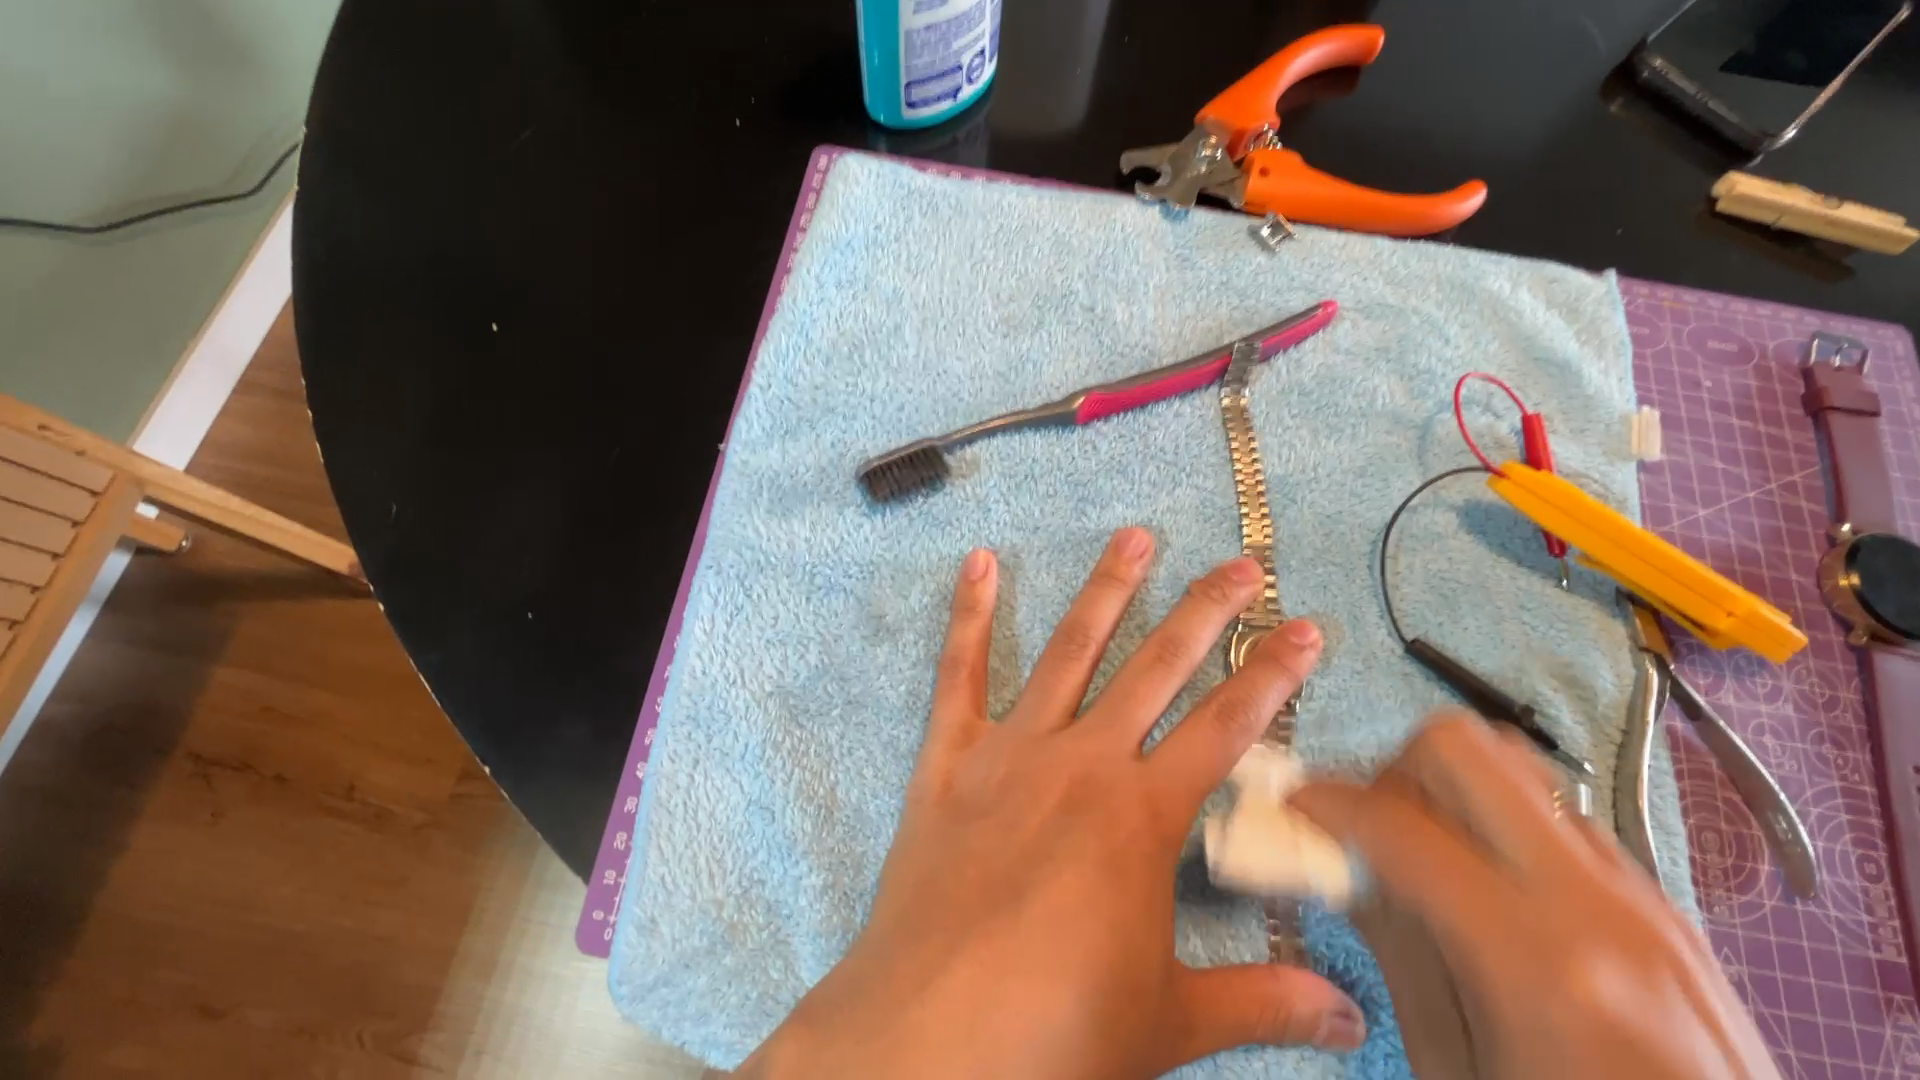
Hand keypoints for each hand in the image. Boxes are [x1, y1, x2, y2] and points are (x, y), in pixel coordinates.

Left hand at [738, 527, 1365, 1079]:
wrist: (931, 1037)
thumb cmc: (1057, 1028)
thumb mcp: (1172, 1020)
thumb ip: (1264, 1003)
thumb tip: (1354, 1019)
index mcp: (1143, 814)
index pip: (1228, 728)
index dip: (1272, 677)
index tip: (1304, 630)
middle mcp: (1084, 763)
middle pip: (1158, 669)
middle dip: (1206, 613)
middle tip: (1240, 565)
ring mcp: (1012, 752)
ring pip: (1070, 651)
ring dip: (1106, 590)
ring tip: (1136, 537)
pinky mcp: (948, 760)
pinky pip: (958, 674)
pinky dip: (969, 615)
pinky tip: (979, 563)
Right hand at [1292, 714, 1780, 1079]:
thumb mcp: (1454, 1064)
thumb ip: (1397, 950)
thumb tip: (1341, 864)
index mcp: (1535, 958)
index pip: (1399, 826)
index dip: (1326, 802)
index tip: (1293, 807)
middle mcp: (1595, 898)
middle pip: (1462, 748)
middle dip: (1393, 770)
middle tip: (1370, 825)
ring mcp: (1639, 888)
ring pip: (1514, 761)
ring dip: (1449, 783)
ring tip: (1427, 846)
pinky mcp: (1661, 894)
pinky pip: (1557, 810)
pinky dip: (1499, 817)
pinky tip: (1488, 882)